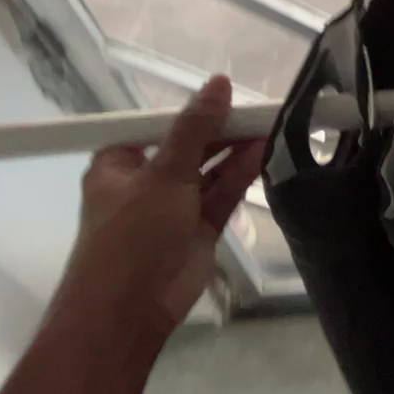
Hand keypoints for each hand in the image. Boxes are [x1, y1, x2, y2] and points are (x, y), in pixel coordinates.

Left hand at [51, 76, 266, 340]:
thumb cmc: (132, 235)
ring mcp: (176, 205)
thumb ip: (196, 128)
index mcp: (122, 166)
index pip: (161, 128)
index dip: (193, 113)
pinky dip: (243, 172)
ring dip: (237, 150)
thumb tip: (218, 83)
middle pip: (191, 146)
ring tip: (271, 126)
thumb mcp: (164, 173)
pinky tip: (265, 150)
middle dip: (223, 130)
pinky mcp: (202, 225)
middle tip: (259, 111)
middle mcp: (148, 182)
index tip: (227, 97)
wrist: (130, 311)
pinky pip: (225, 191)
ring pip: (212, 168)